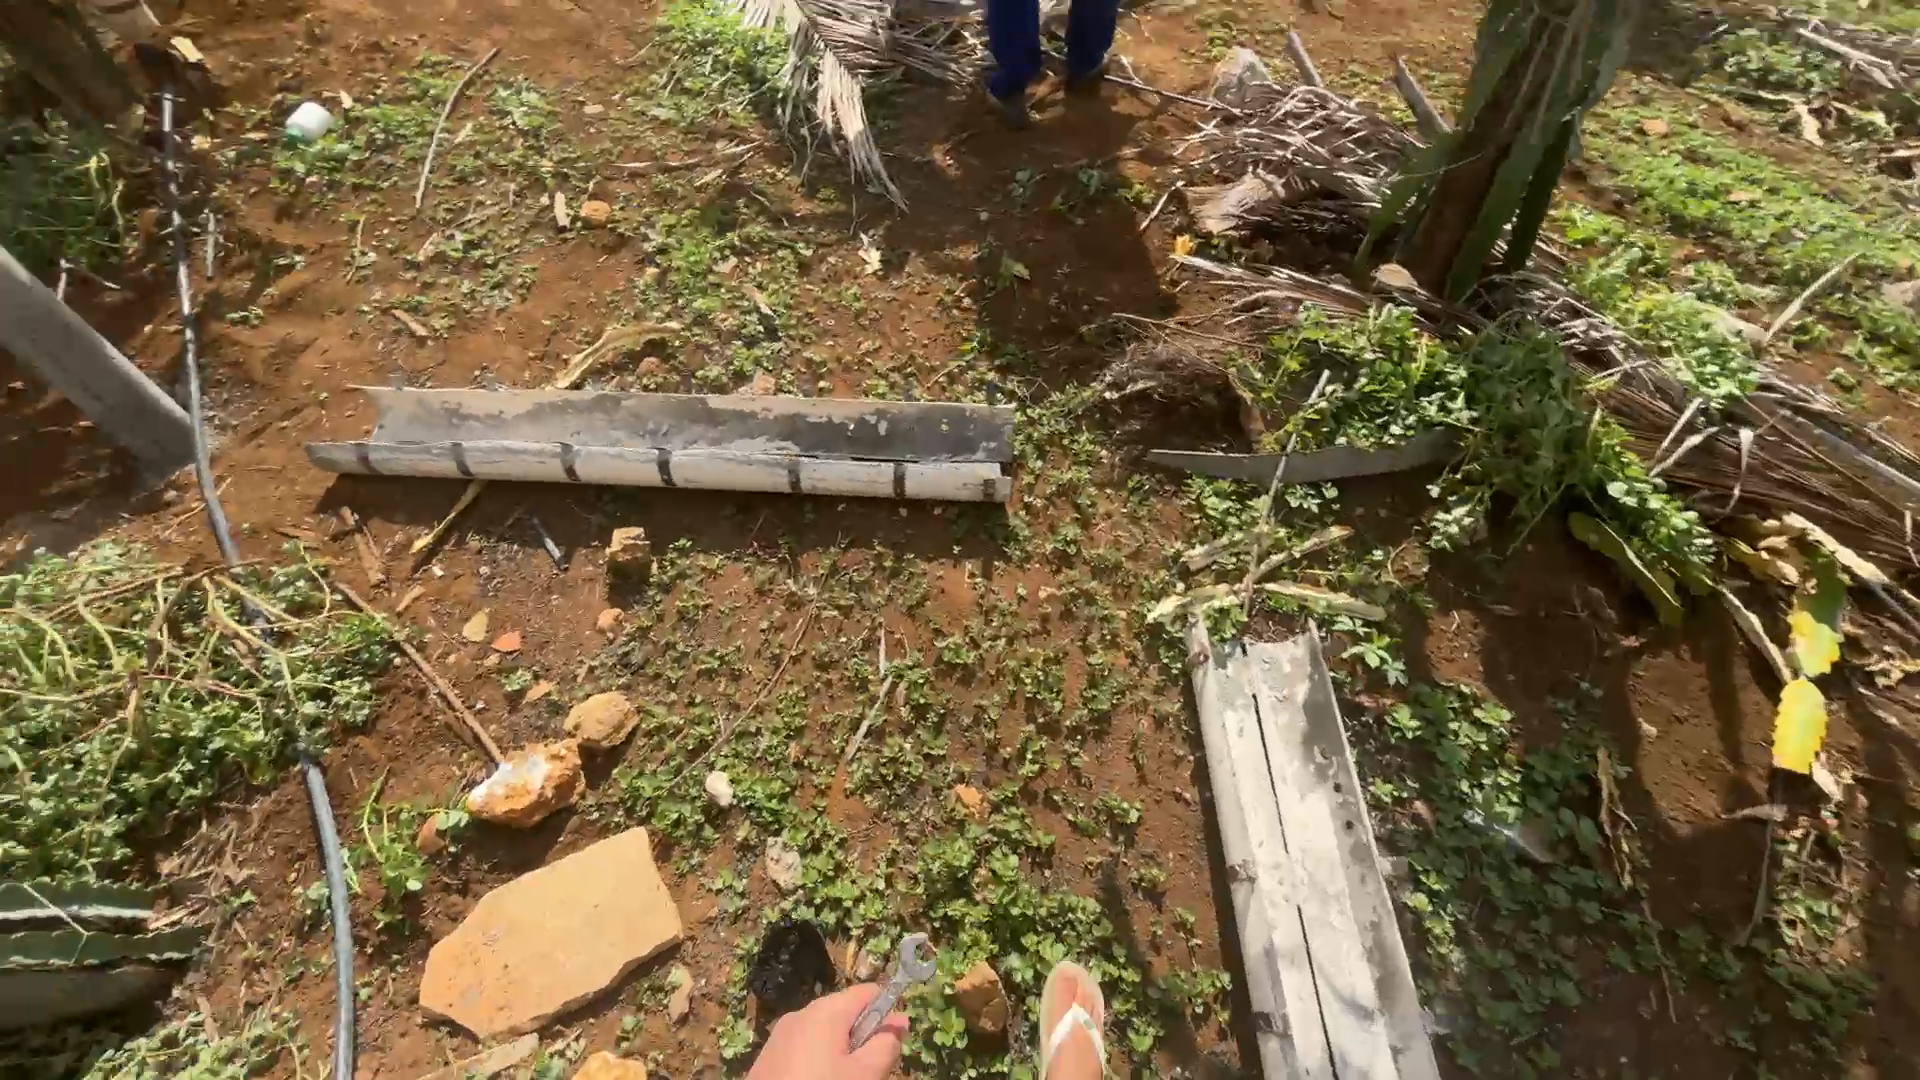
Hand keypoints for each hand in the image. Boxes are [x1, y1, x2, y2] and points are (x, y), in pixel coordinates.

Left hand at [746, 984, 909, 1079]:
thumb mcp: (862, 1076)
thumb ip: (886, 1046)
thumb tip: (900, 1020)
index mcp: (826, 1010)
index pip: (868, 992)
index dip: (887, 1013)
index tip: (892, 1044)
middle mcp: (802, 1013)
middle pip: (846, 1013)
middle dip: (863, 1038)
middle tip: (868, 1073)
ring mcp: (782, 1034)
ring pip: (825, 1033)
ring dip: (841, 1053)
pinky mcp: (769, 1056)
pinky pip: (805, 1048)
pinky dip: (818, 1062)